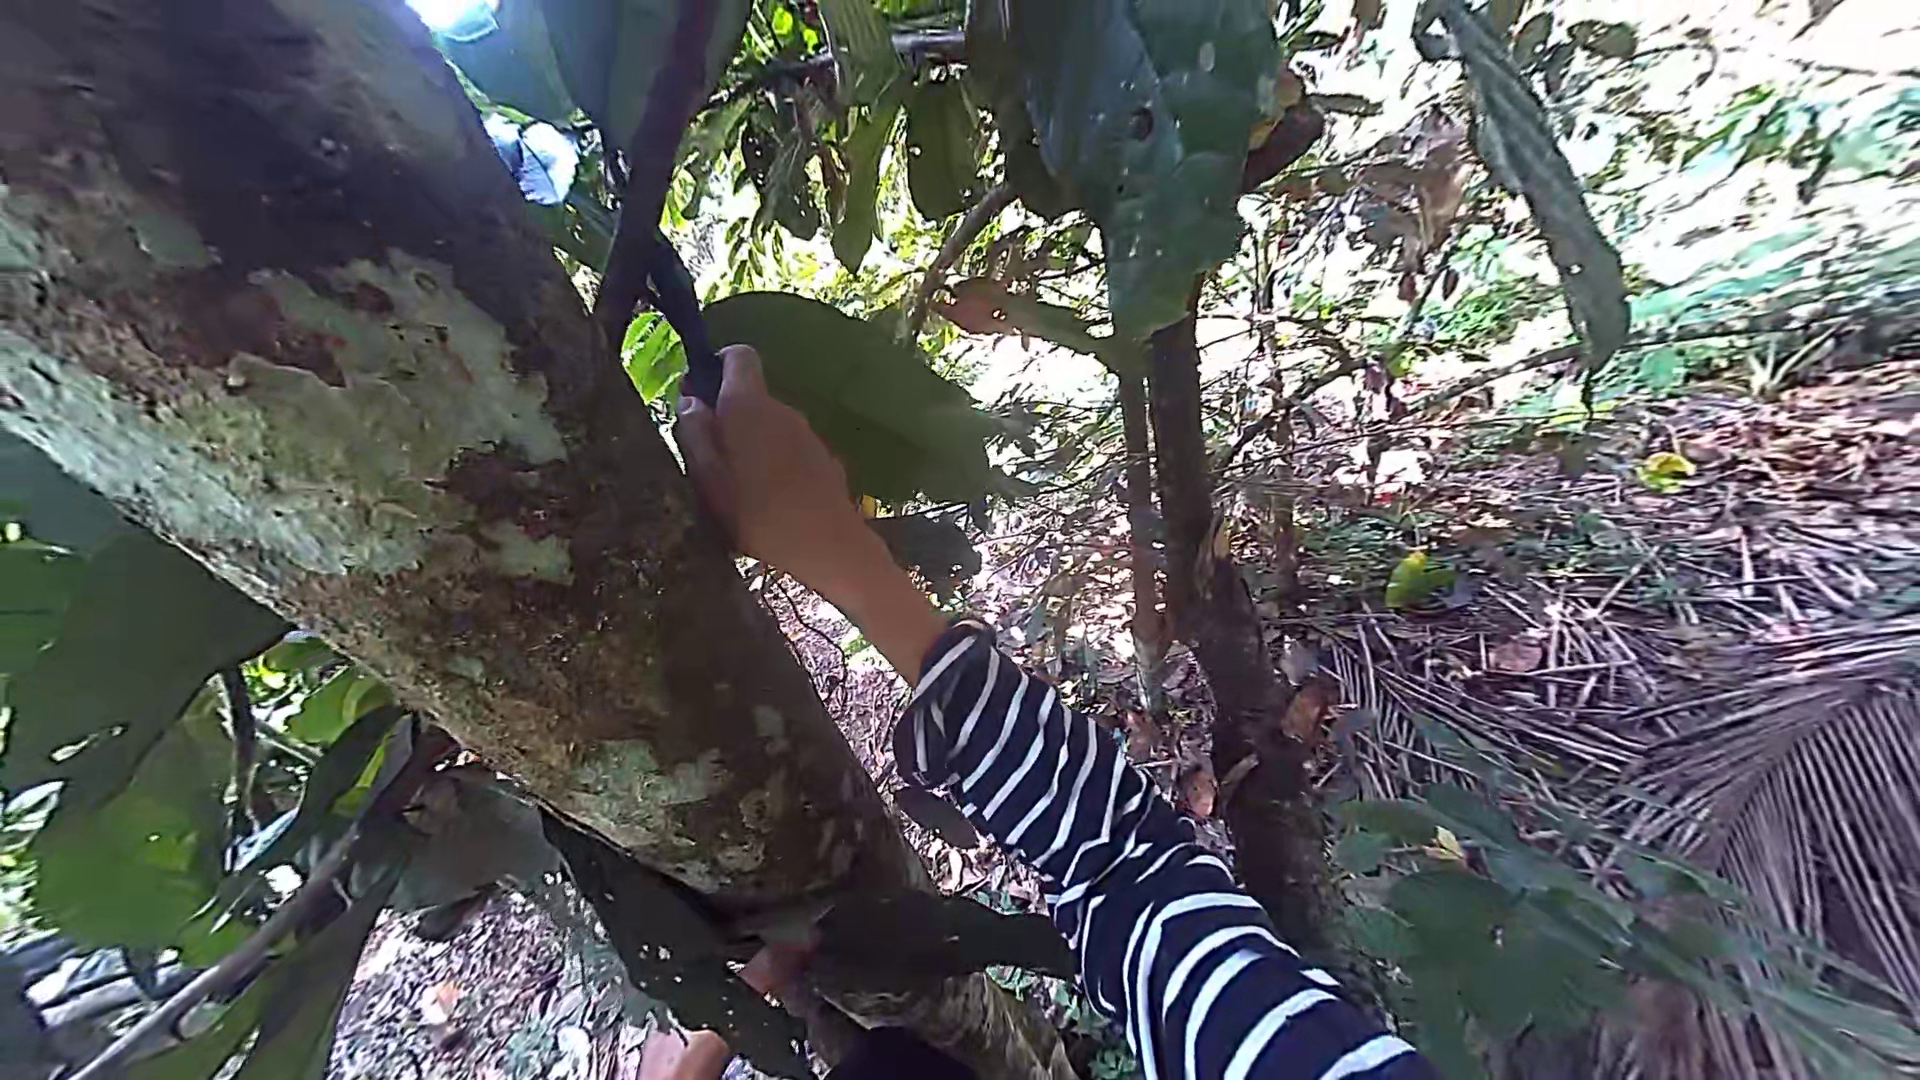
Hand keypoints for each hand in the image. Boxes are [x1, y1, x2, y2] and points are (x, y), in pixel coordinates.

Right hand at [674, 347, 946, 675]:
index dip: (717, 366)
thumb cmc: (759, 516)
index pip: (739, 356)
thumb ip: (694, 434)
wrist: (830, 547)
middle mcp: (784, 410)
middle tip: (712, 458)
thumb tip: (691, 401)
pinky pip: (791, 447)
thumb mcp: (709, 480)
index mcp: (750, 406)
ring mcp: (809, 434)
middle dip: (730, 416)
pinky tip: (774, 498)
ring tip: (742, 487)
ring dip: (754, 442)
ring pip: (772, 424)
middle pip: (753, 396)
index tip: (701, 398)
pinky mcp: (825, 457)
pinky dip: (778, 460)